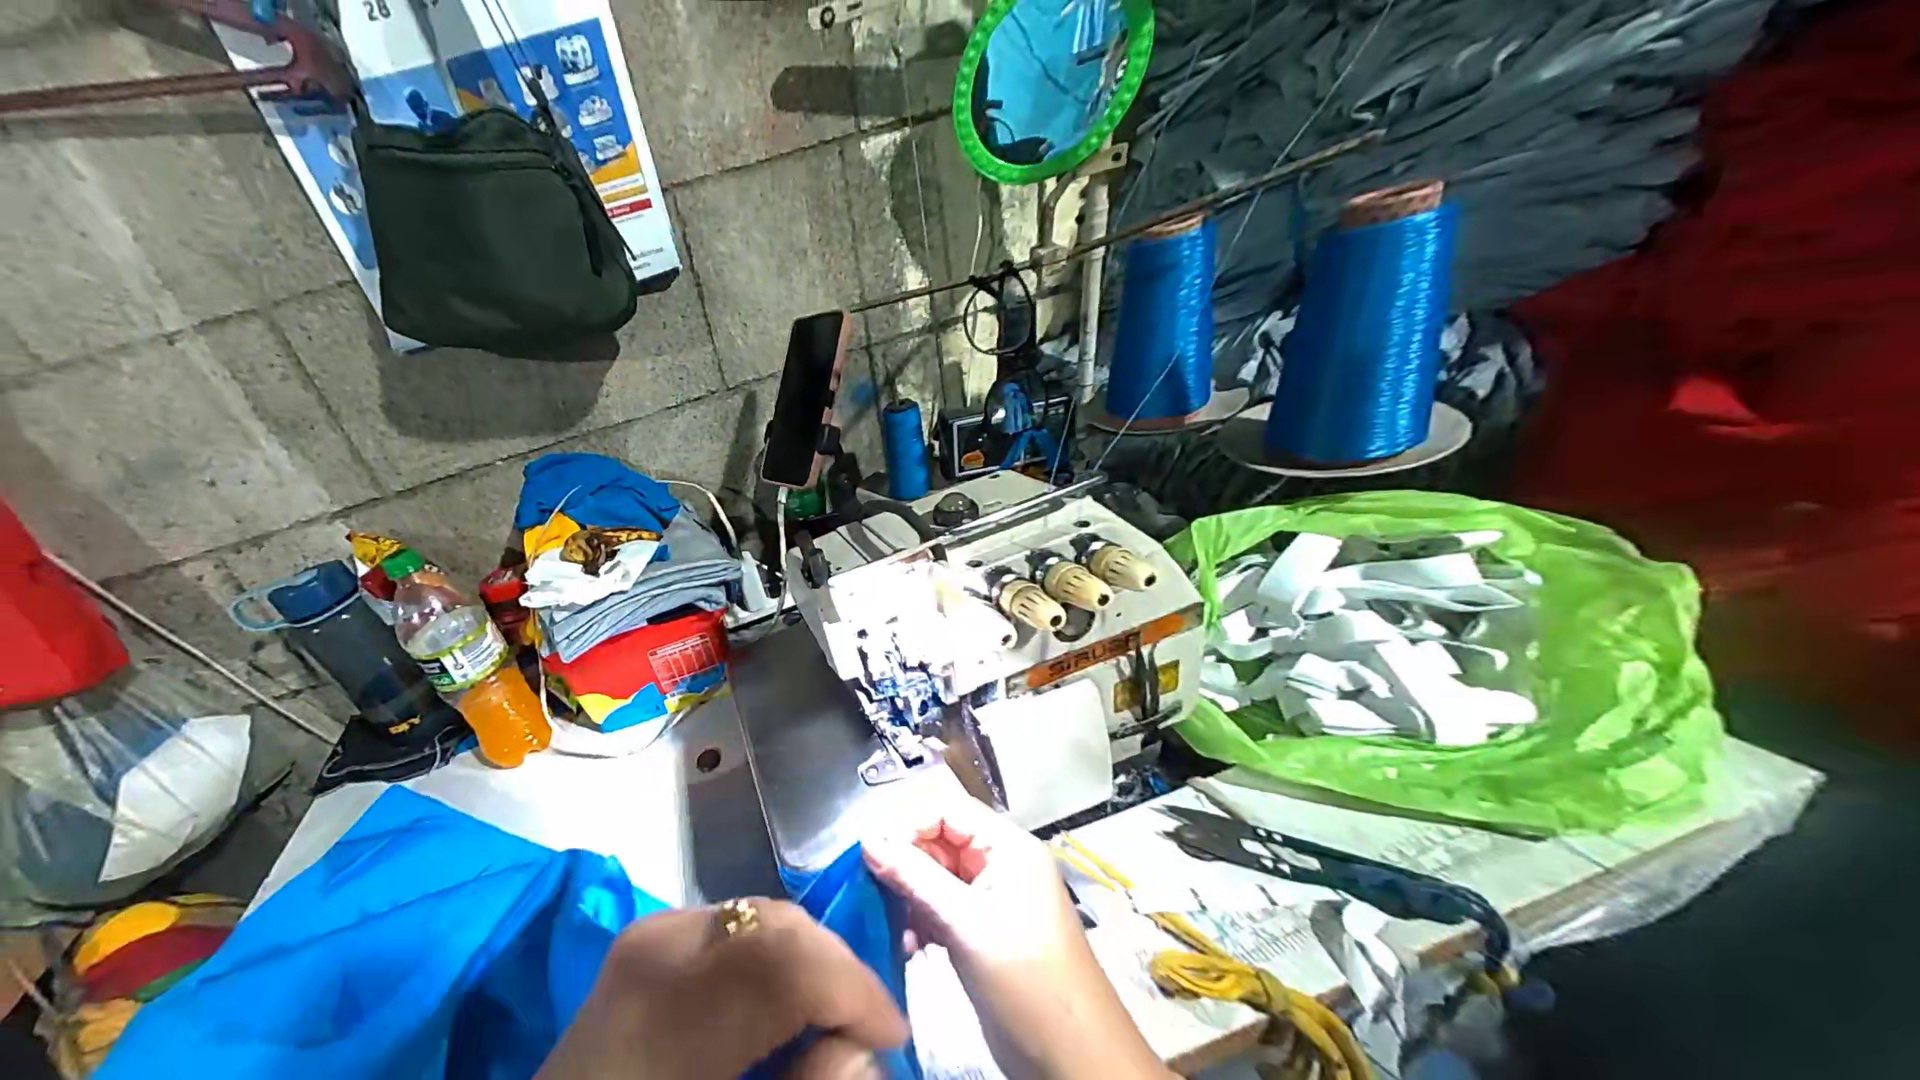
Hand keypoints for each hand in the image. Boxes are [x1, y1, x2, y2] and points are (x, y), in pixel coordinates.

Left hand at [537, 899, 907, 1079]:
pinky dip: (779, 959)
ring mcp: (649, 936)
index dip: (851, 989)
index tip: (890, 1039)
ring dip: (812, 963)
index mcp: (656, 1018)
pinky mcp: (654, 936)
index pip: (779, 961)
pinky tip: (784, 1005)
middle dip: (837, 973)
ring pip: (767, 918)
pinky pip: (742, 928)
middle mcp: (652, 954)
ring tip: (831, 1019)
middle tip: (864, 1031)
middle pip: (778, 927)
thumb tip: (860, 1048)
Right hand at [863, 796, 1168, 1079]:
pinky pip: (942, 905)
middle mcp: (1000, 861)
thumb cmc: (1026, 980)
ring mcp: (991, 896)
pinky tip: (908, 943)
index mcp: (1008, 845)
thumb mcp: (966, 924)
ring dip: (909, 893)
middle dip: (905, 860)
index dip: (908, 822)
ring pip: (937, 874)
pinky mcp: (982, 928)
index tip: (870, 851)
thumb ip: (916, 878)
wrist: (1072, 1055)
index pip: (948, 809)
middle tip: (873, 890)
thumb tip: (869, 841)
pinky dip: (921, 918)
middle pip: (941, 839)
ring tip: (894, 923)